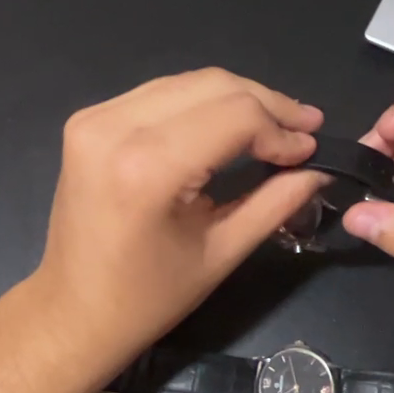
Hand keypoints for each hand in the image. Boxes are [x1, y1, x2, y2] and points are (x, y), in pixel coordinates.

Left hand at [30, 69, 324, 375]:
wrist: (73, 310)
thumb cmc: (148, 297)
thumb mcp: (221, 252)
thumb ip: (275, 203)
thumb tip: (320, 169)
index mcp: (147, 167)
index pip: (236, 116)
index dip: (281, 128)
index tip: (311, 149)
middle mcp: (115, 128)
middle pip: (214, 87)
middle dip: (268, 104)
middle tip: (306, 126)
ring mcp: (96, 118)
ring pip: (189, 82)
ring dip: (238, 98)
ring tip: (278, 123)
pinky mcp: (89, 120)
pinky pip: (161, 93)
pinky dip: (202, 102)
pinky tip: (230, 122)